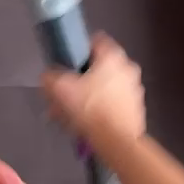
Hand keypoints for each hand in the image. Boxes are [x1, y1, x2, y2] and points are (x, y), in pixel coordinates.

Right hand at [41, 33, 145, 151]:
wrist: (117, 142)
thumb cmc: (90, 108)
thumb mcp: (60, 89)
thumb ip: (50, 78)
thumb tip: (47, 77)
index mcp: (113, 56)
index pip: (94, 41)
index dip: (78, 50)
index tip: (67, 62)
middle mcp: (128, 68)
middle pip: (98, 69)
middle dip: (79, 81)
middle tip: (64, 94)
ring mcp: (135, 90)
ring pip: (104, 88)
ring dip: (87, 98)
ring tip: (69, 114)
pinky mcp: (136, 110)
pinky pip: (112, 104)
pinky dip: (99, 111)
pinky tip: (83, 124)